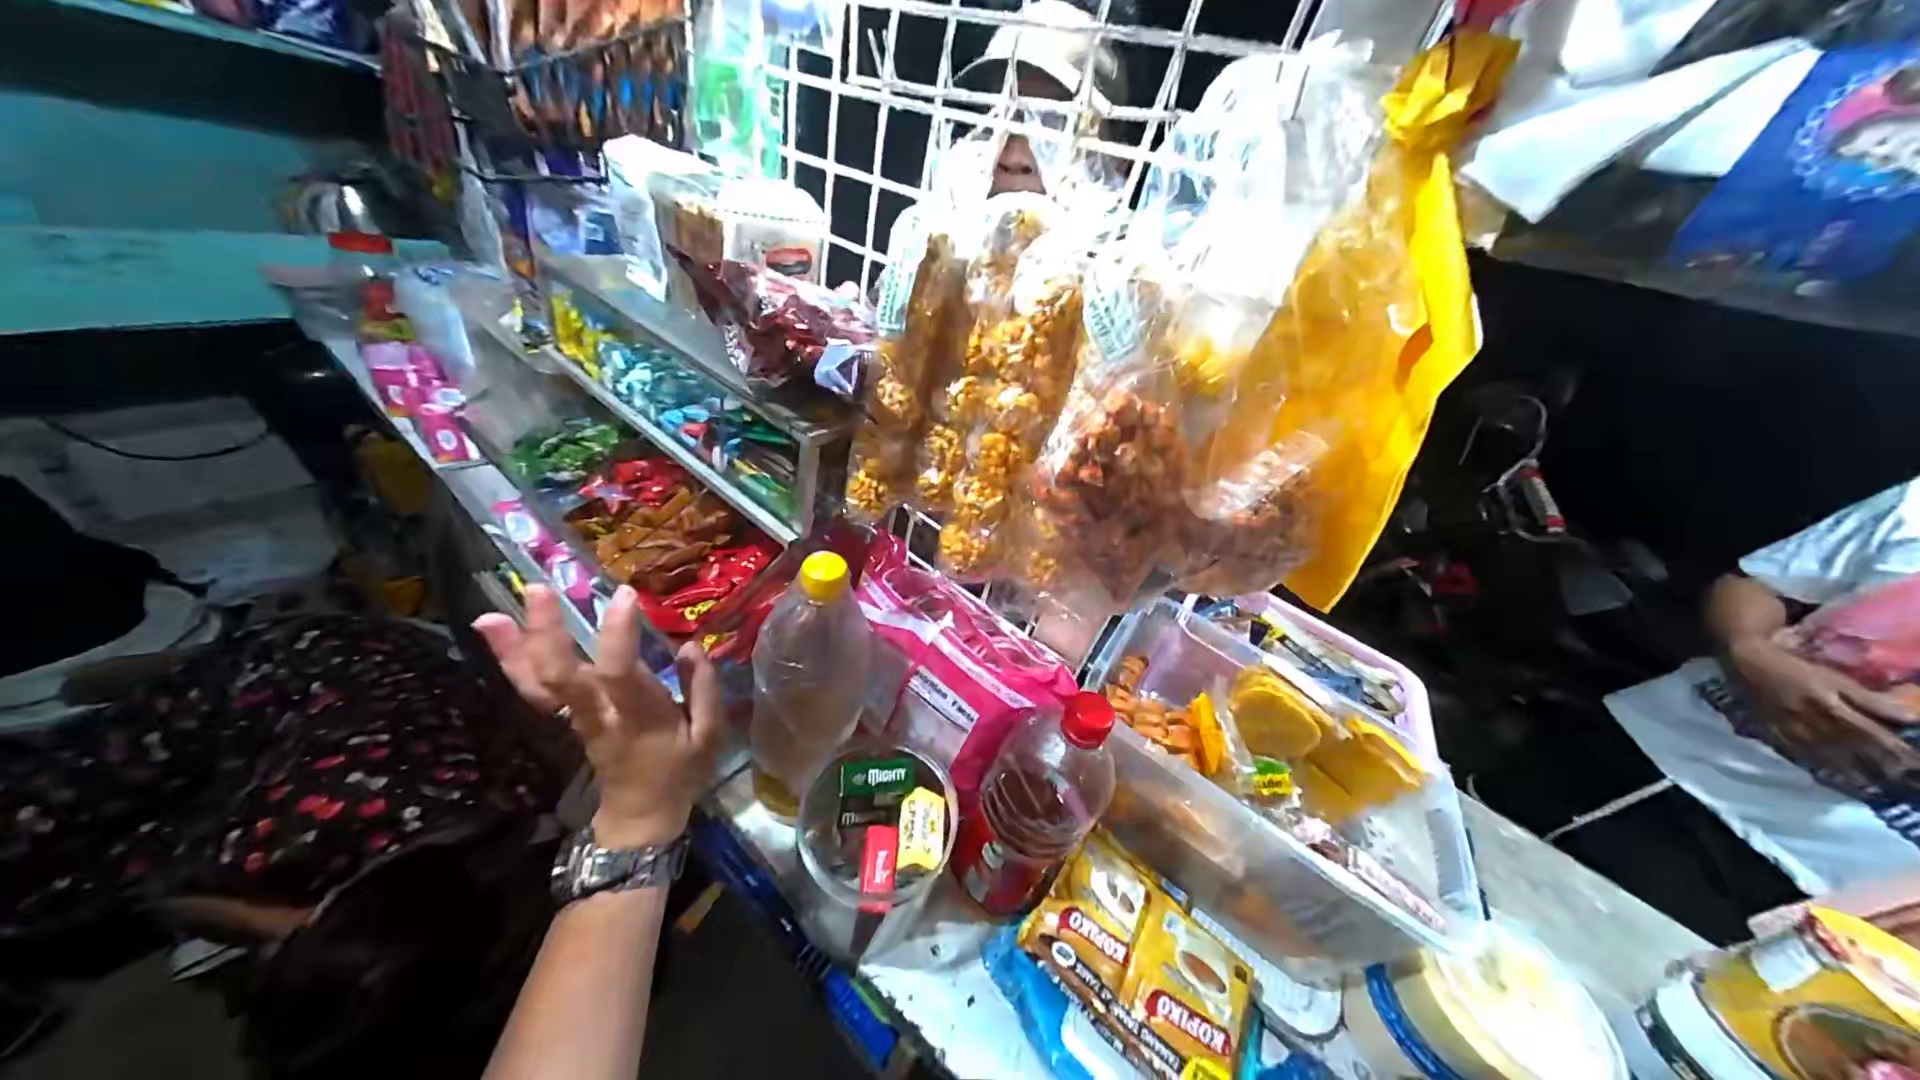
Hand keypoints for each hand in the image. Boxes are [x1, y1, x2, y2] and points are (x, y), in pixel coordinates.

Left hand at [475, 584, 724, 847]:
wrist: (641, 814)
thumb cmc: (681, 772)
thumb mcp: (709, 736)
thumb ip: (702, 689)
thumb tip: (690, 646)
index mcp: (636, 717)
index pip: (619, 673)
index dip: (618, 634)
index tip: (626, 595)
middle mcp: (597, 713)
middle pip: (561, 676)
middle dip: (547, 633)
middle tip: (540, 590)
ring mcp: (575, 717)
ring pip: (536, 683)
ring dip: (513, 647)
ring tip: (491, 613)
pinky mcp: (565, 718)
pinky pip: (534, 689)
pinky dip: (512, 660)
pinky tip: (498, 631)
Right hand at [1726, 634, 1919, 787]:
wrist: (1743, 662)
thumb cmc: (1794, 669)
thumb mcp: (1834, 678)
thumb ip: (1868, 699)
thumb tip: (1911, 719)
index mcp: (1831, 707)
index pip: (1875, 736)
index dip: (1899, 753)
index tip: (1917, 766)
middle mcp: (1812, 723)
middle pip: (1853, 751)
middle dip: (1881, 768)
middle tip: (1903, 783)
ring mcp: (1789, 730)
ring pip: (1826, 757)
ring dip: (1852, 774)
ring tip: (1873, 788)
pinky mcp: (1771, 733)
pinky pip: (1797, 754)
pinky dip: (1817, 768)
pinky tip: (1831, 777)